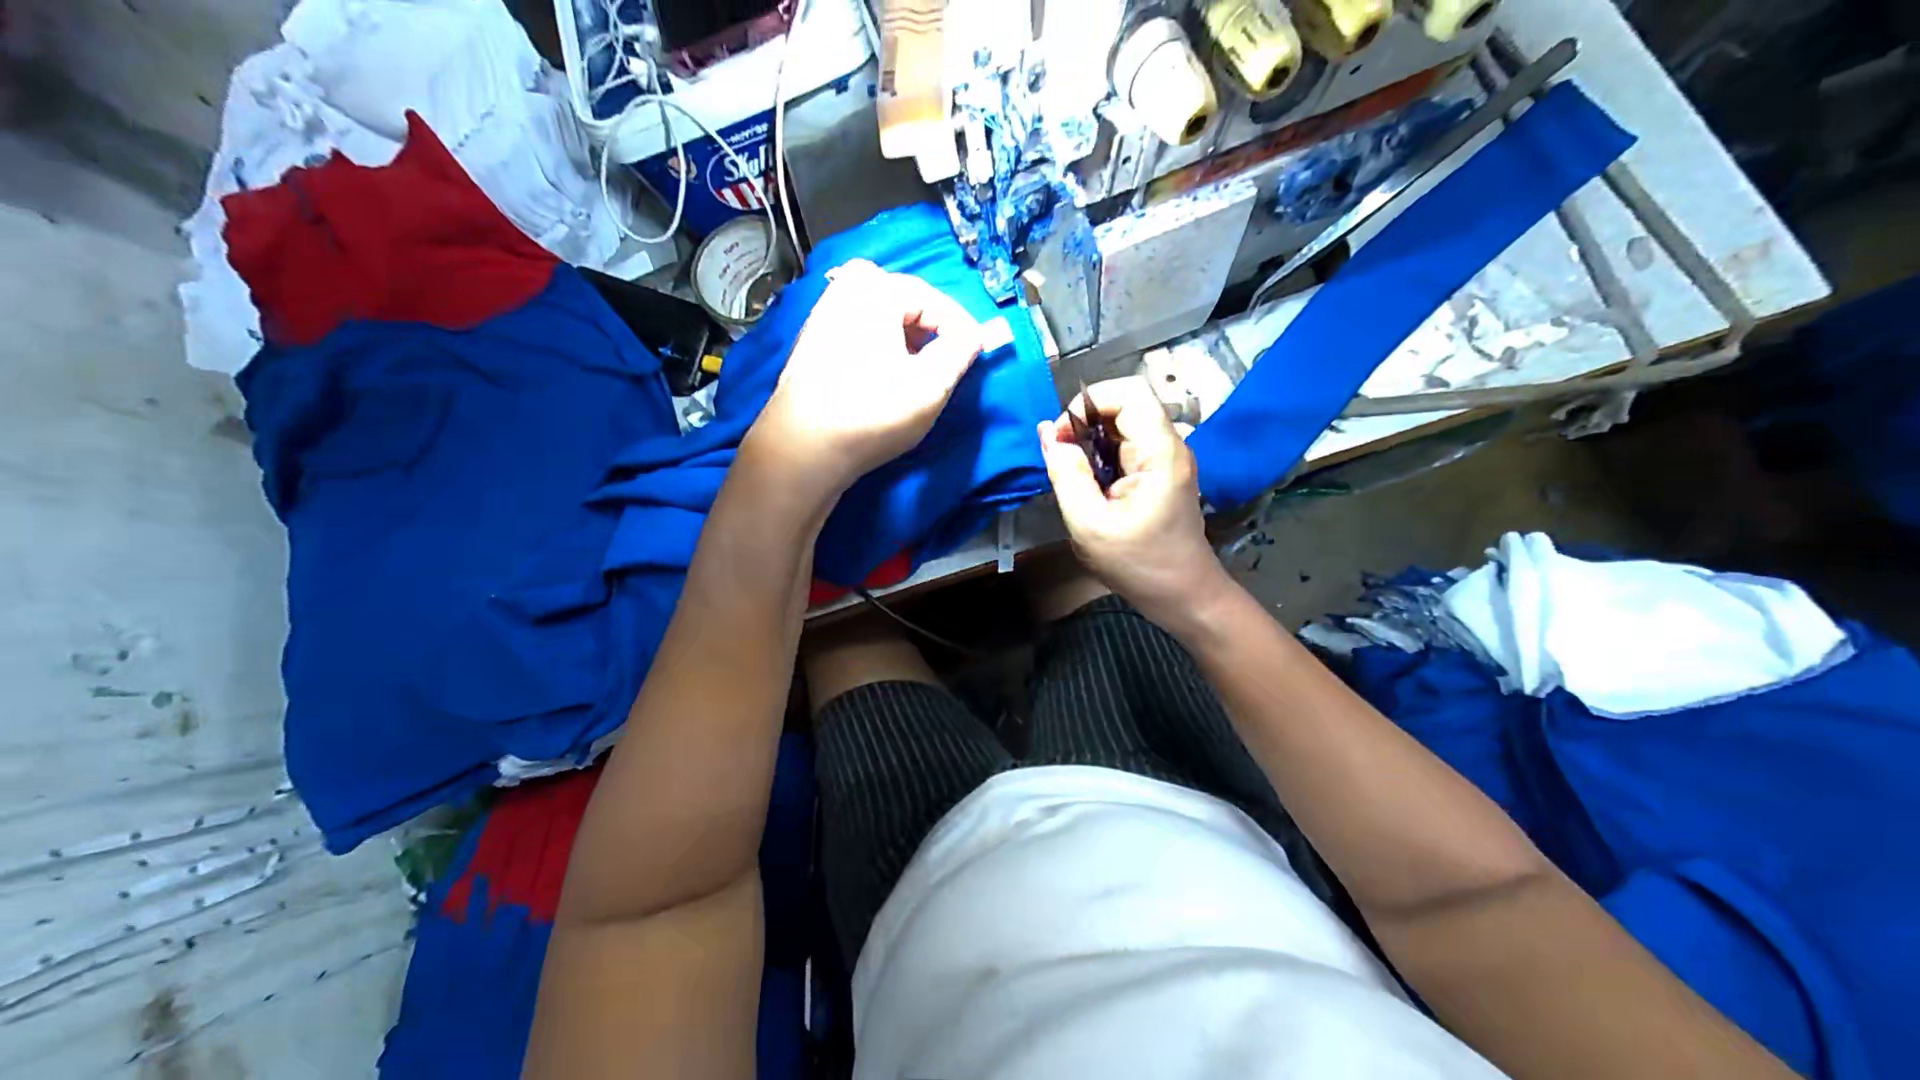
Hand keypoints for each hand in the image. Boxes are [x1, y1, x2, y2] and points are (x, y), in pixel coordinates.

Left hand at [743, 260, 983, 498]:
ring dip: (905, 334)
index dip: (962, 326)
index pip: (935, 299)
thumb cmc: (871, 413)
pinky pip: (858, 327)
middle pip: (905, 298)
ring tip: (918, 368)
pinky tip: (883, 374)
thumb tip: (973, 336)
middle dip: (932, 326)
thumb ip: (960, 352)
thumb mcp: (931, 386)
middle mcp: (845, 289)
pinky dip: (879, 342)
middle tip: (949, 358)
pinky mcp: (811, 341)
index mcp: (875, 289)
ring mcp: (822, 313)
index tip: (977, 351)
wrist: (801, 448)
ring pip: (880, 313)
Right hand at [1037, 376, 1232, 632]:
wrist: (1184, 596)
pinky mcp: (1159, 473)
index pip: (1129, 393)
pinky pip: (1126, 446)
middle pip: (1125, 404)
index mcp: (1161, 452)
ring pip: (1123, 425)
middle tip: (1061, 454)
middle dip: (1085, 421)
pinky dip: (1101, 454)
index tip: (1062, 435)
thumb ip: (1067, 475)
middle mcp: (1169, 446)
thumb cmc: (1140, 565)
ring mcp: (1166, 459)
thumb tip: (1047, 433)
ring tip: (1072, 470)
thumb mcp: (1090, 525)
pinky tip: (1088, 482)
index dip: (1089, 402)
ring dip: (1091, 439)